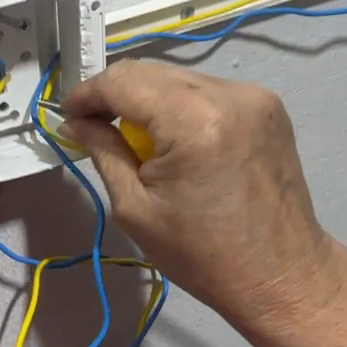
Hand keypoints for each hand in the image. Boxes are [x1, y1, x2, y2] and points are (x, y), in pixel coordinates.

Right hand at [61, 59, 346, 336]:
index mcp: (192, 122)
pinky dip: (177, 106)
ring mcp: (253, 97)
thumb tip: (75, 123)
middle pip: (149, 71)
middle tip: (90, 124)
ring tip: (131, 136)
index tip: (67, 115)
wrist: (280, 274)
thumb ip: (103, 151)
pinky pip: (204, 91)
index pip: (122, 81)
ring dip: (145, 100)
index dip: (87, 93)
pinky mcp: (267, 106)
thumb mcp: (133, 206)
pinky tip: (170, 139)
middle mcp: (227, 95)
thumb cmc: (199, 252)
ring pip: (176, 78)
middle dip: (113, 94)